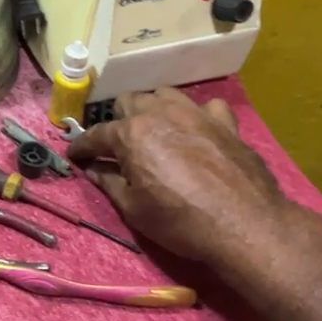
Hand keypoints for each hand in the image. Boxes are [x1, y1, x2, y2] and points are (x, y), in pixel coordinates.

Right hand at [66, 88, 293, 265]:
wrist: (246, 226)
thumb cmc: (181, 221)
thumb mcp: (134, 209)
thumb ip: (109, 183)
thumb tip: (93, 169)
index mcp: (131, 134)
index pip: (96, 134)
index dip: (82, 146)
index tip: (75, 155)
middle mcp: (159, 113)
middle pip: (127, 101)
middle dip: (117, 121)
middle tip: (119, 146)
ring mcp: (195, 113)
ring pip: (163, 94)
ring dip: (154, 109)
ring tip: (156, 131)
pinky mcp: (225, 123)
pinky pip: (207, 107)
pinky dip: (198, 116)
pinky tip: (198, 132)